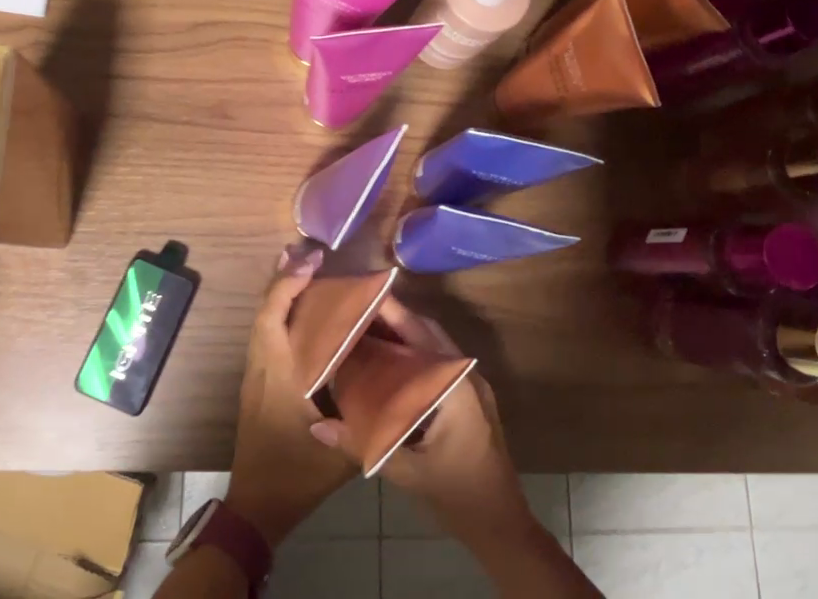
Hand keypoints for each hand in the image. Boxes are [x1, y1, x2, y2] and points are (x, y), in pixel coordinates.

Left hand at [223, 244, 357, 546]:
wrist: (256, 506)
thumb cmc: (297, 475)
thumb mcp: (341, 449)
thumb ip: (368, 416)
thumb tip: (403, 386)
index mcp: (278, 374)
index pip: (275, 314)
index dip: (290, 282)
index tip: (314, 260)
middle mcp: (262, 366)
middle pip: (265, 309)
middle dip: (285, 277)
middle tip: (312, 255)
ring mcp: (255, 375)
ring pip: (263, 322)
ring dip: (282, 294)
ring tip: (308, 273)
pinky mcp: (257, 385)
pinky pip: (267, 336)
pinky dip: (281, 314)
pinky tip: (303, 314)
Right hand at [309, 298, 534, 544]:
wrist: (501, 524)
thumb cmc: (457, 494)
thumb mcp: (406, 471)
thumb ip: (362, 444)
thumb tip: (316, 425)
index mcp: (454, 384)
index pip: (419, 333)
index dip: (391, 311)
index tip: (362, 294)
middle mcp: (466, 375)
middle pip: (427, 333)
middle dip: (392, 317)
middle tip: (355, 309)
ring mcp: (471, 386)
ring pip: (434, 346)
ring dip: (403, 335)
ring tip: (364, 329)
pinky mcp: (469, 399)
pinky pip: (438, 363)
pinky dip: (413, 355)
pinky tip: (387, 363)